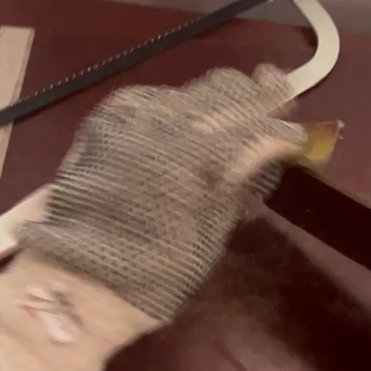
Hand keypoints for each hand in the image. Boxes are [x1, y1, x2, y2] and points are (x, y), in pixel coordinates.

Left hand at [0, 67, 305, 370]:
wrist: (74, 279)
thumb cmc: (151, 273)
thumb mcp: (209, 234)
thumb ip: (238, 183)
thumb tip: (266, 152)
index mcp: (199, 156)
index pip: (256, 123)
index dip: (281, 122)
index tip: (296, 125)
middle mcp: (168, 123)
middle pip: (226, 91)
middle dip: (253, 98)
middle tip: (271, 105)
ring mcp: (134, 116)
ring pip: (192, 92)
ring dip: (215, 102)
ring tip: (227, 117)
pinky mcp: (108, 119)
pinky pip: (156, 99)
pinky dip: (177, 109)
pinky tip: (180, 126)